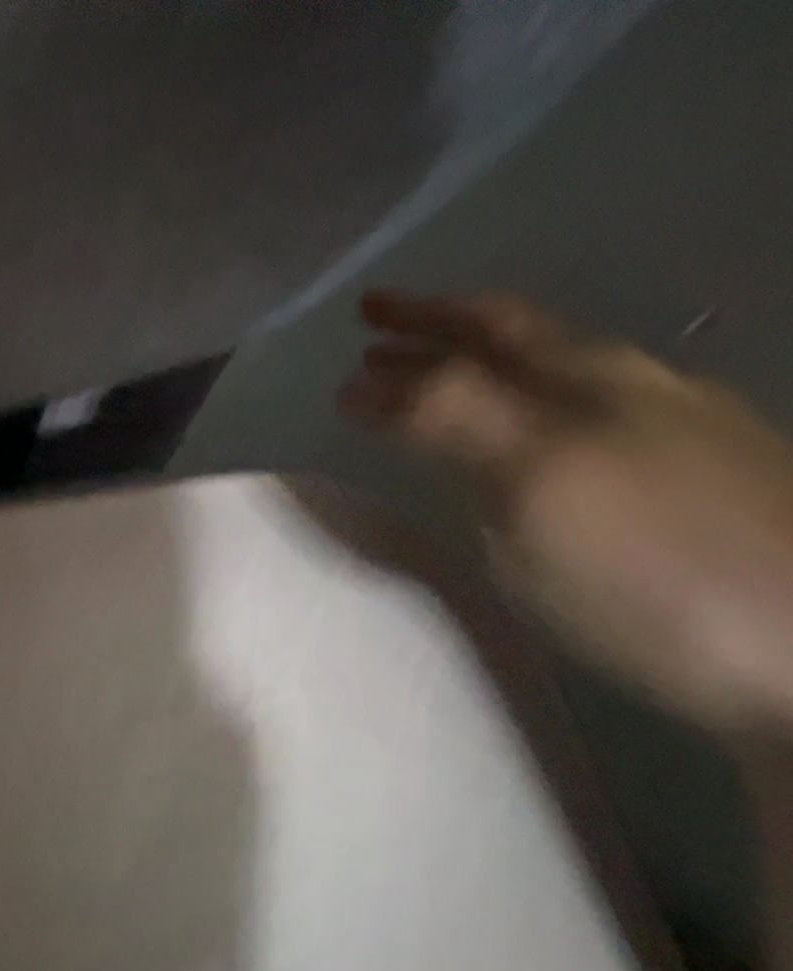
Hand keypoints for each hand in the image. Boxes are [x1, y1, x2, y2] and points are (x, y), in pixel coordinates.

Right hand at [341, 290, 792, 729]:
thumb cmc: (656, 568)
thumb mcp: (533, 478)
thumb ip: (446, 419)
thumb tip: (361, 386)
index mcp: (593, 381)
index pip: (489, 323)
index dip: (421, 314)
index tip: (360, 314)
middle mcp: (640, 397)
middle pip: (524, 350)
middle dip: (442, 345)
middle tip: (374, 355)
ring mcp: (681, 448)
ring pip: (559, 394)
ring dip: (481, 389)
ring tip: (428, 410)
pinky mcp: (699, 506)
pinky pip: (586, 441)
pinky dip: (525, 433)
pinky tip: (523, 468)